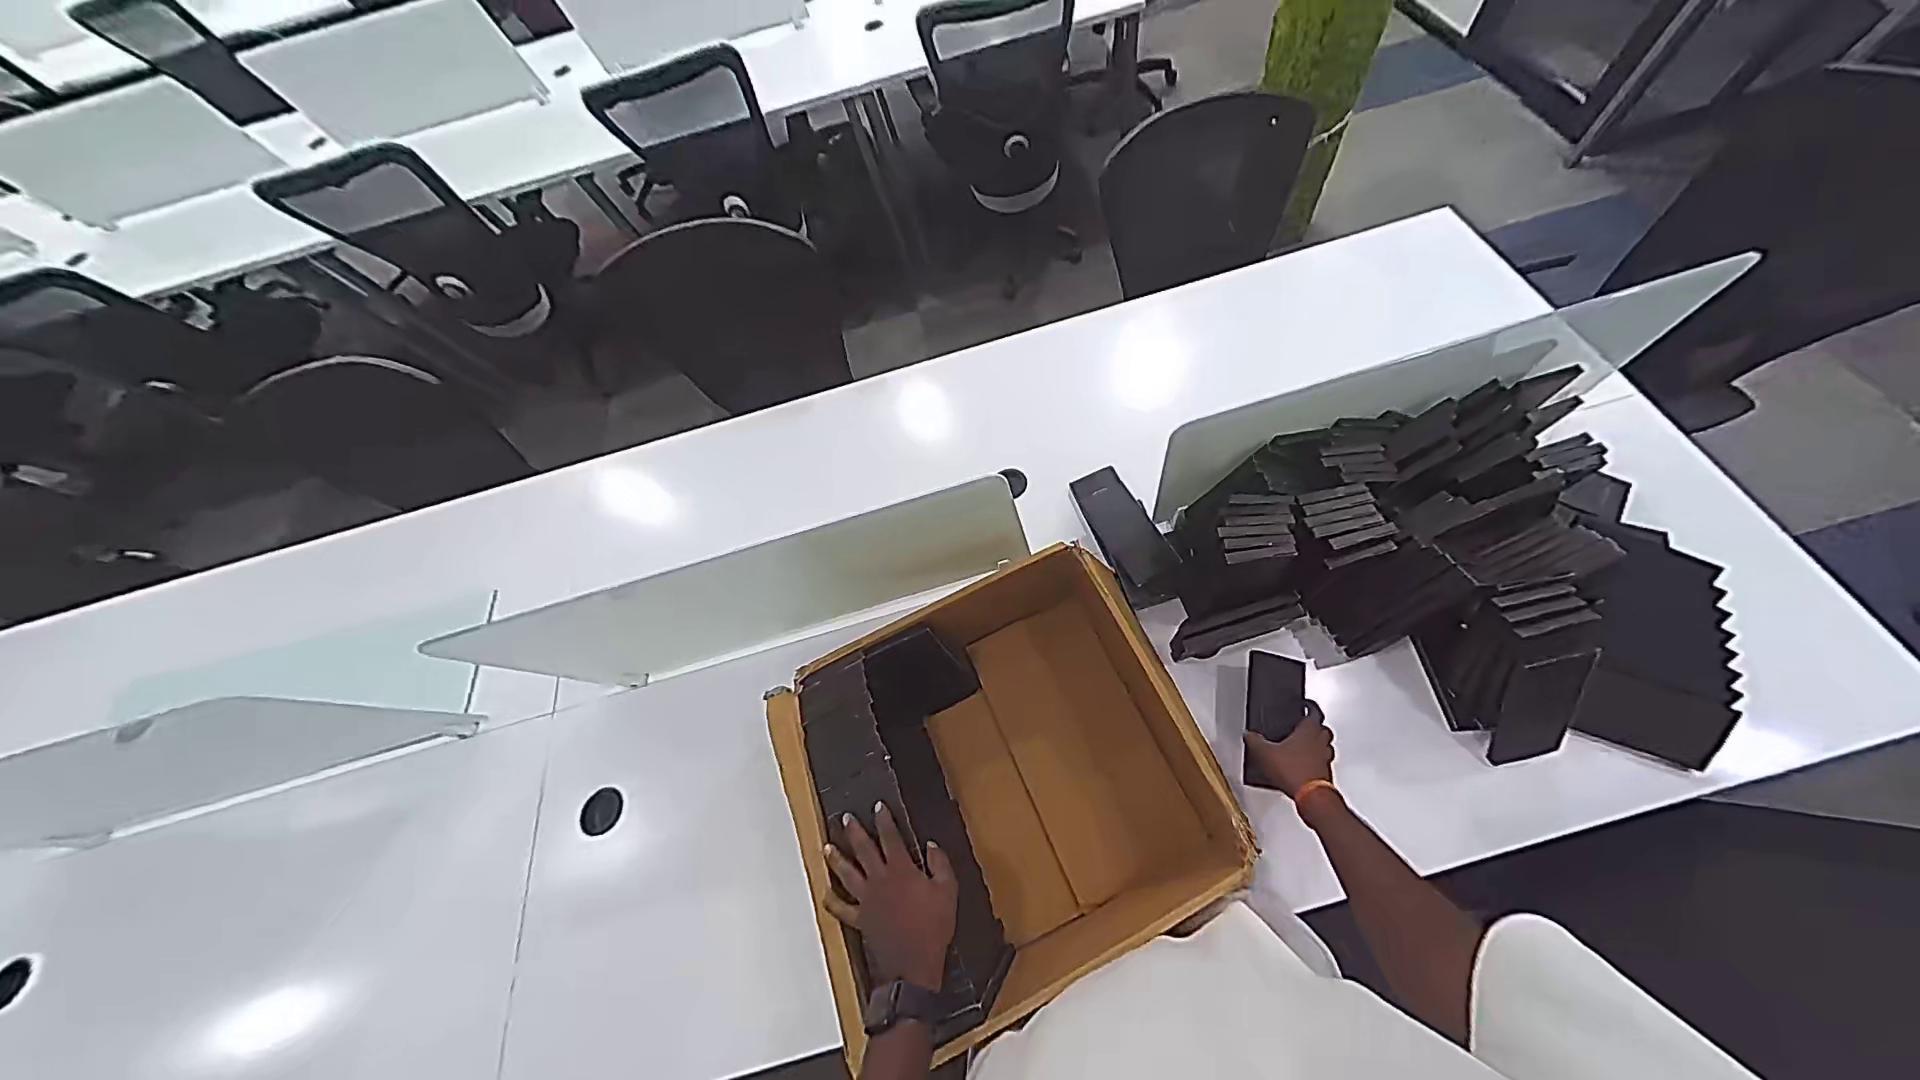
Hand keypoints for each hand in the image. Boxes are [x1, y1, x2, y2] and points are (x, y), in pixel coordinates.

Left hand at [823, 803, 956, 990]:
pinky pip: (842, 908)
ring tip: (827, 846)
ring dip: (837, 858)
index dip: (883, 819)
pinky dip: (832, 901)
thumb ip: (940, 864)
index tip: (877, 806)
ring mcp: (866, 899)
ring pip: (847, 873)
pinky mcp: (860, 919)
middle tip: (846, 818)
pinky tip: (825, 893)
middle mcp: (879, 879)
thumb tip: (931, 845)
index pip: (890, 837)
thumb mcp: (947, 890)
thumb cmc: (933, 926)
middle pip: (863, 850)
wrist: (914, 965)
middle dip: (855, 832)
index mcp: (901, 869)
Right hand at [1244, 699, 1332, 797]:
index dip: (1310, 708)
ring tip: (1305, 748)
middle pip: (1323, 730)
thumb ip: (1254, 740)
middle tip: (1306, 727)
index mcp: (1308, 731)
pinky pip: (1322, 764)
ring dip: (1318, 745)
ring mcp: (1325, 759)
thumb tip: (1248, 735)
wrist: (1312, 797)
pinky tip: (1304, 767)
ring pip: (1325, 747)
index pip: (1313, 713)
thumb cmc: (1293, 770)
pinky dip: (1315, 763)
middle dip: (1315, 728)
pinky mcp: (1326, 775)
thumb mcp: (1263, 752)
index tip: (1306, 705)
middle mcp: (1320, 743)